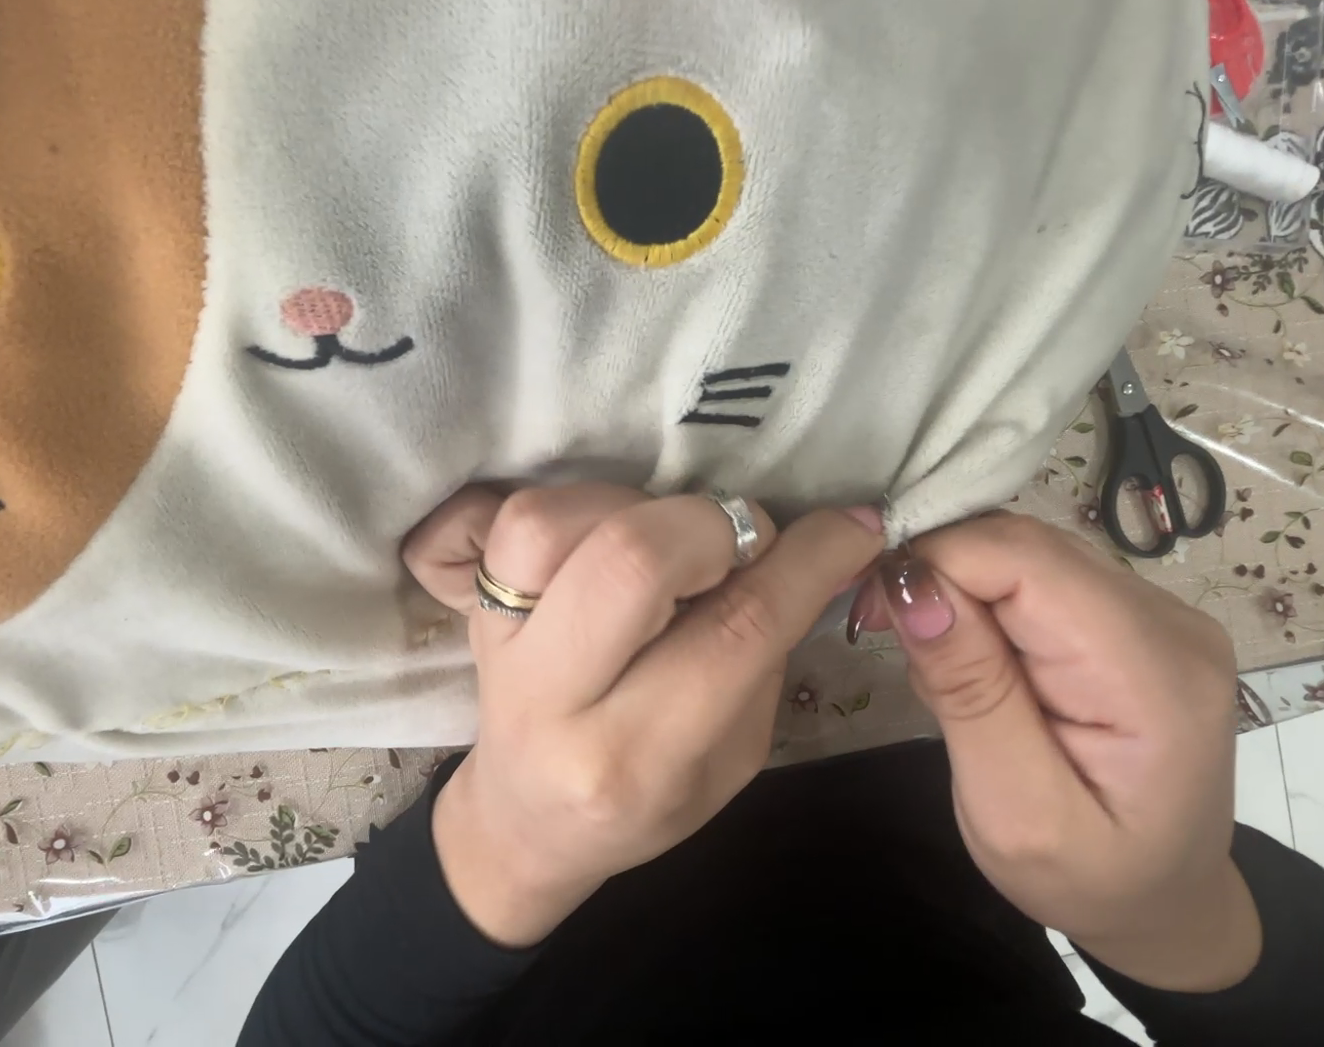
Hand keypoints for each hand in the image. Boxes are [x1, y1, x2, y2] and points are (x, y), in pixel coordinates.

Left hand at [403, 484, 888, 945]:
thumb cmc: (644, 803)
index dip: (805, 560)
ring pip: (551, 524)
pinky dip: (582, 504)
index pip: (734, 632)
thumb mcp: (732, 757)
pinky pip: (515, 518)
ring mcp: (497, 644)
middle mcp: (552, 701)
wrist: (524, 819)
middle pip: (630, 561)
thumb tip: (811, 549)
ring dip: (635, 508)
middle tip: (740, 544)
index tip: (851, 525)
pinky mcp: (473, 605)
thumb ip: (764, 654)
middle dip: (711, 527)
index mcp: (633, 759)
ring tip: (669, 542)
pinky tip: (614, 534)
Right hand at [849, 513, 1260, 990]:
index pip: (1025, 559)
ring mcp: (1154, 612)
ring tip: (938, 667)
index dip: (934, 560)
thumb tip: (910, 583)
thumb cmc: (1084, 877)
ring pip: (1020, 550)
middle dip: (935, 571)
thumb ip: (969, 691)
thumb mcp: (1011, 808)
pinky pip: (1030, 574)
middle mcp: (1167, 621)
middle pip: (1022, 543)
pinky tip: (974, 659)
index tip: (872, 613)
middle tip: (885, 634)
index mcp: (1151, 676)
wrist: (1159, 903)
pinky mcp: (1127, 616)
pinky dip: (977, 601)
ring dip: (953, 589)